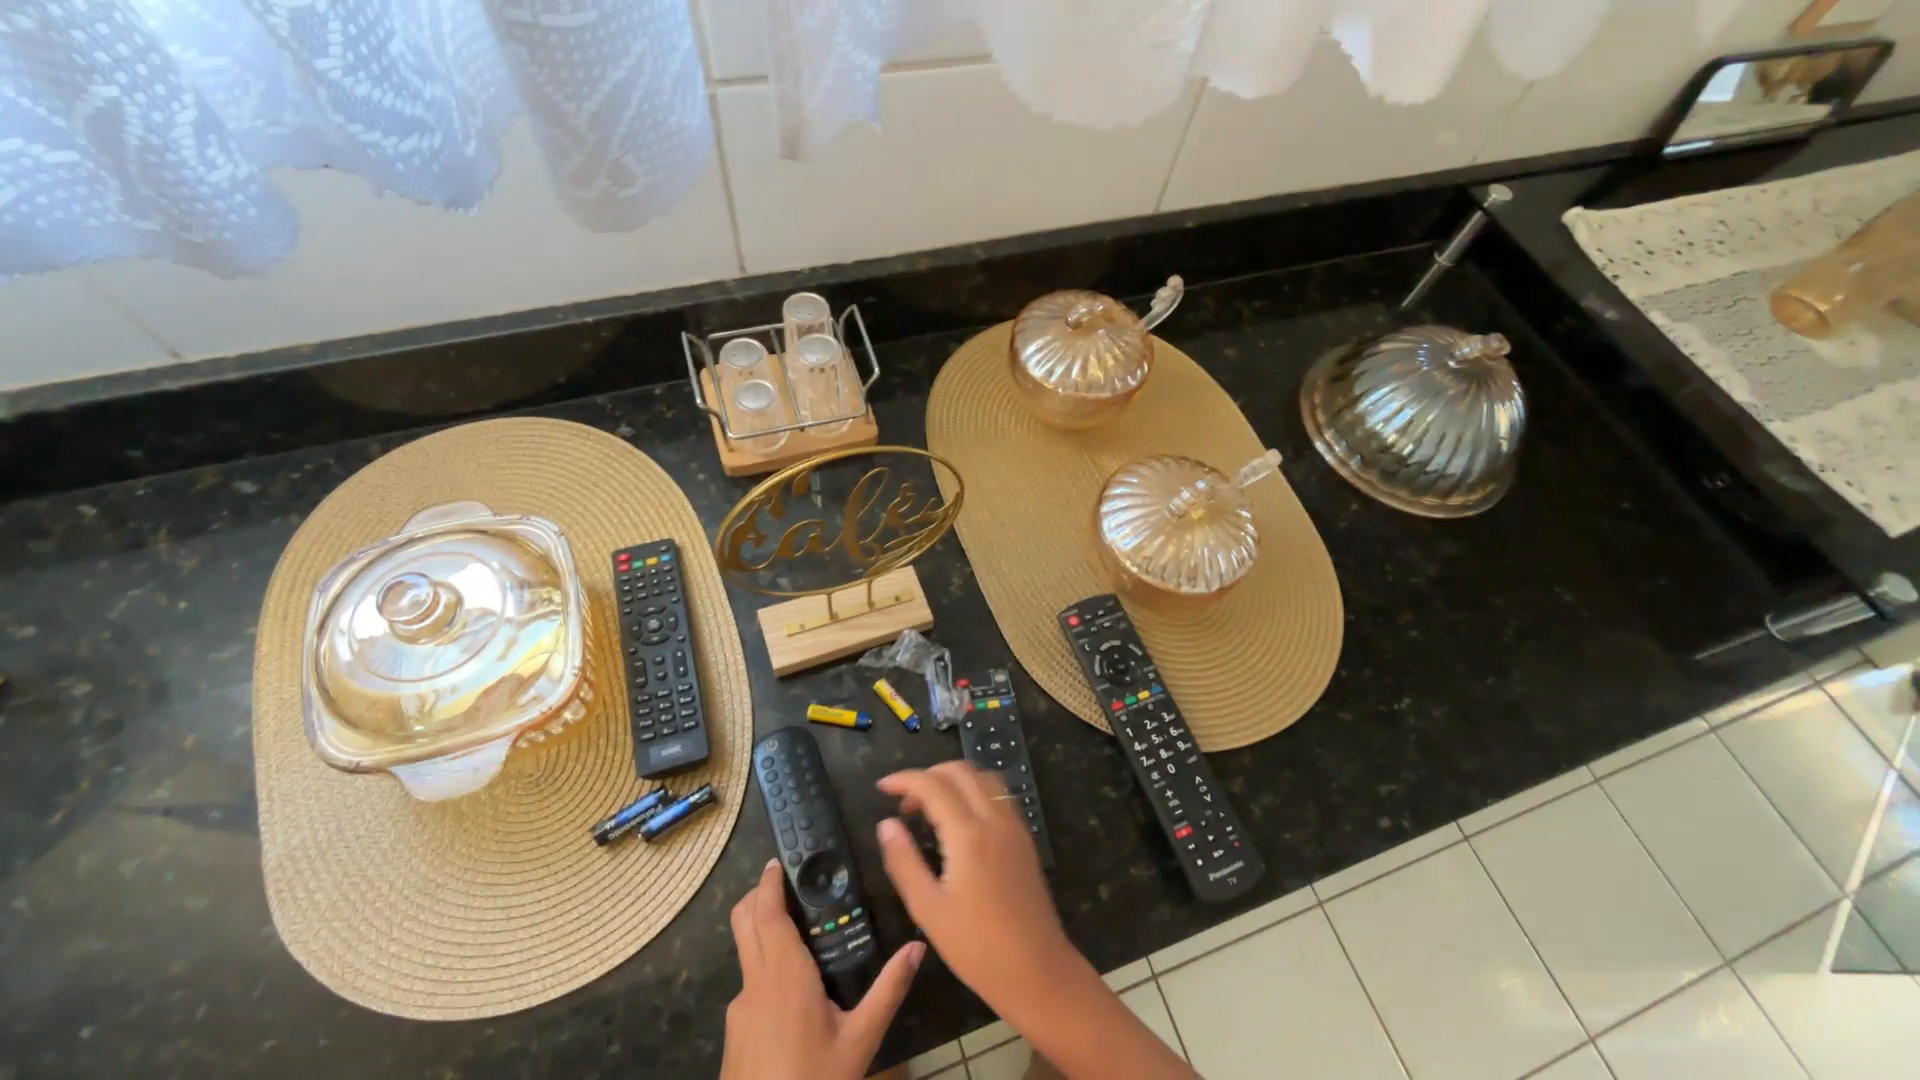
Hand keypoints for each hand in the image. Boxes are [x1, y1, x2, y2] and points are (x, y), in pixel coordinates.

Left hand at [720, 859, 924, 1079]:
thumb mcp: (861, 1040)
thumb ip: (888, 990)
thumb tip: (917, 947)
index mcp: (785, 975)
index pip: (768, 913)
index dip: (769, 883)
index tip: (778, 862)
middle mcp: (755, 983)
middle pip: (745, 921)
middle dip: (759, 894)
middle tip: (785, 882)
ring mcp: (739, 1008)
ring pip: (745, 951)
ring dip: (761, 928)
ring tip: (798, 930)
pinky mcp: (734, 1031)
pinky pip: (748, 984)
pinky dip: (764, 965)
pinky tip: (794, 990)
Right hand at [875, 763, 1079, 1014]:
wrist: (1037, 970)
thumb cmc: (977, 947)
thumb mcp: (928, 909)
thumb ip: (904, 861)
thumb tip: (886, 825)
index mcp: (968, 834)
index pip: (933, 785)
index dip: (904, 780)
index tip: (882, 788)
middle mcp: (995, 820)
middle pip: (961, 771)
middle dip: (928, 775)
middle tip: (904, 801)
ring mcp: (1015, 827)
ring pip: (984, 778)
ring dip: (954, 779)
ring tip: (929, 807)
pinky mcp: (1025, 840)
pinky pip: (999, 796)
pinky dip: (975, 791)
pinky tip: (959, 820)